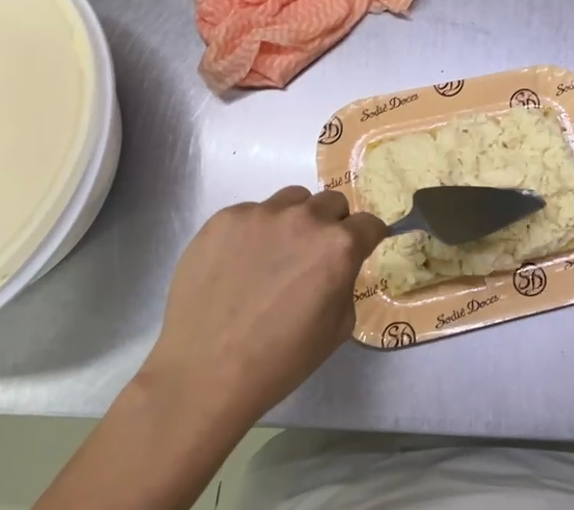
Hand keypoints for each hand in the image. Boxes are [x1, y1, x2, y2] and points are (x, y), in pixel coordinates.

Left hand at [143, 187, 386, 423]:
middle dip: (331, 224)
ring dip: (294, 220)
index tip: (360, 249)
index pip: (369, 223)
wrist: (204, 373)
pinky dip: (253, 232)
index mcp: (338, 246)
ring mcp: (260, 214)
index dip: (367, 238)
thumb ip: (345, 283)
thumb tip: (338, 267)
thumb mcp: (338, 329)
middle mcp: (304, 219)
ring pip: (292, 200)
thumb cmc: (280, 361)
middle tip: (313, 256)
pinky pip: (251, 213)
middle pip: (332, 202)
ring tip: (273, 256)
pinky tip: (238, 265)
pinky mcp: (224, 219)